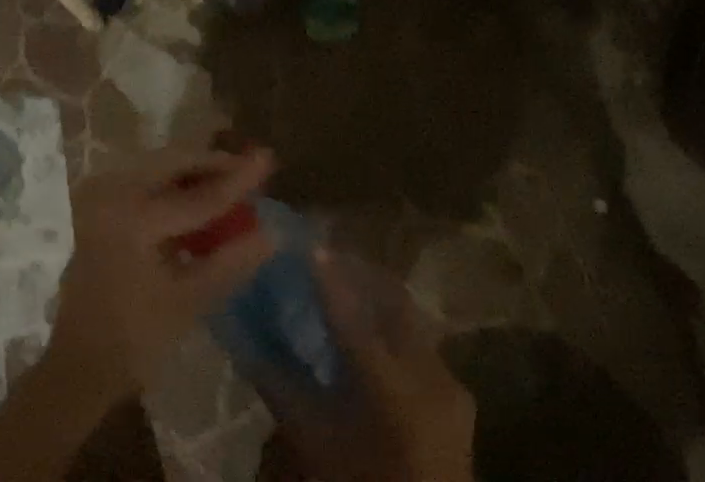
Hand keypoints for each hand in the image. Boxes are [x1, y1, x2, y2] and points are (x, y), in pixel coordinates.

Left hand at [46, 147, 276, 400]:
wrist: (79, 362)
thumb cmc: (136, 338)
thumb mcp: (190, 301)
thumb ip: (231, 261)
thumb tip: (272, 233)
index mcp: (134, 218)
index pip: (199, 195)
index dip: (238, 178)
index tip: (267, 157)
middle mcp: (113, 194)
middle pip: (172, 163)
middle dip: (212, 164)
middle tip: (249, 168)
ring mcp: (99, 198)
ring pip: (155, 168)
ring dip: (191, 172)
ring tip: (228, 181)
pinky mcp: (95, 208)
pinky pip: (140, 182)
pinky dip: (170, 185)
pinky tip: (195, 200)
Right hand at [270, 250, 476, 481]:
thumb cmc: (359, 479)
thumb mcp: (313, 440)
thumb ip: (279, 387)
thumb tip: (246, 342)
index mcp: (390, 390)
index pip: (353, 319)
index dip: (330, 280)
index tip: (309, 247)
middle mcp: (429, 375)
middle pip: (395, 303)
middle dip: (361, 274)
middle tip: (329, 259)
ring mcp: (450, 382)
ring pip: (411, 319)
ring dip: (378, 297)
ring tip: (346, 287)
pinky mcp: (458, 393)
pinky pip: (421, 343)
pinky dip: (392, 327)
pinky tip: (371, 334)